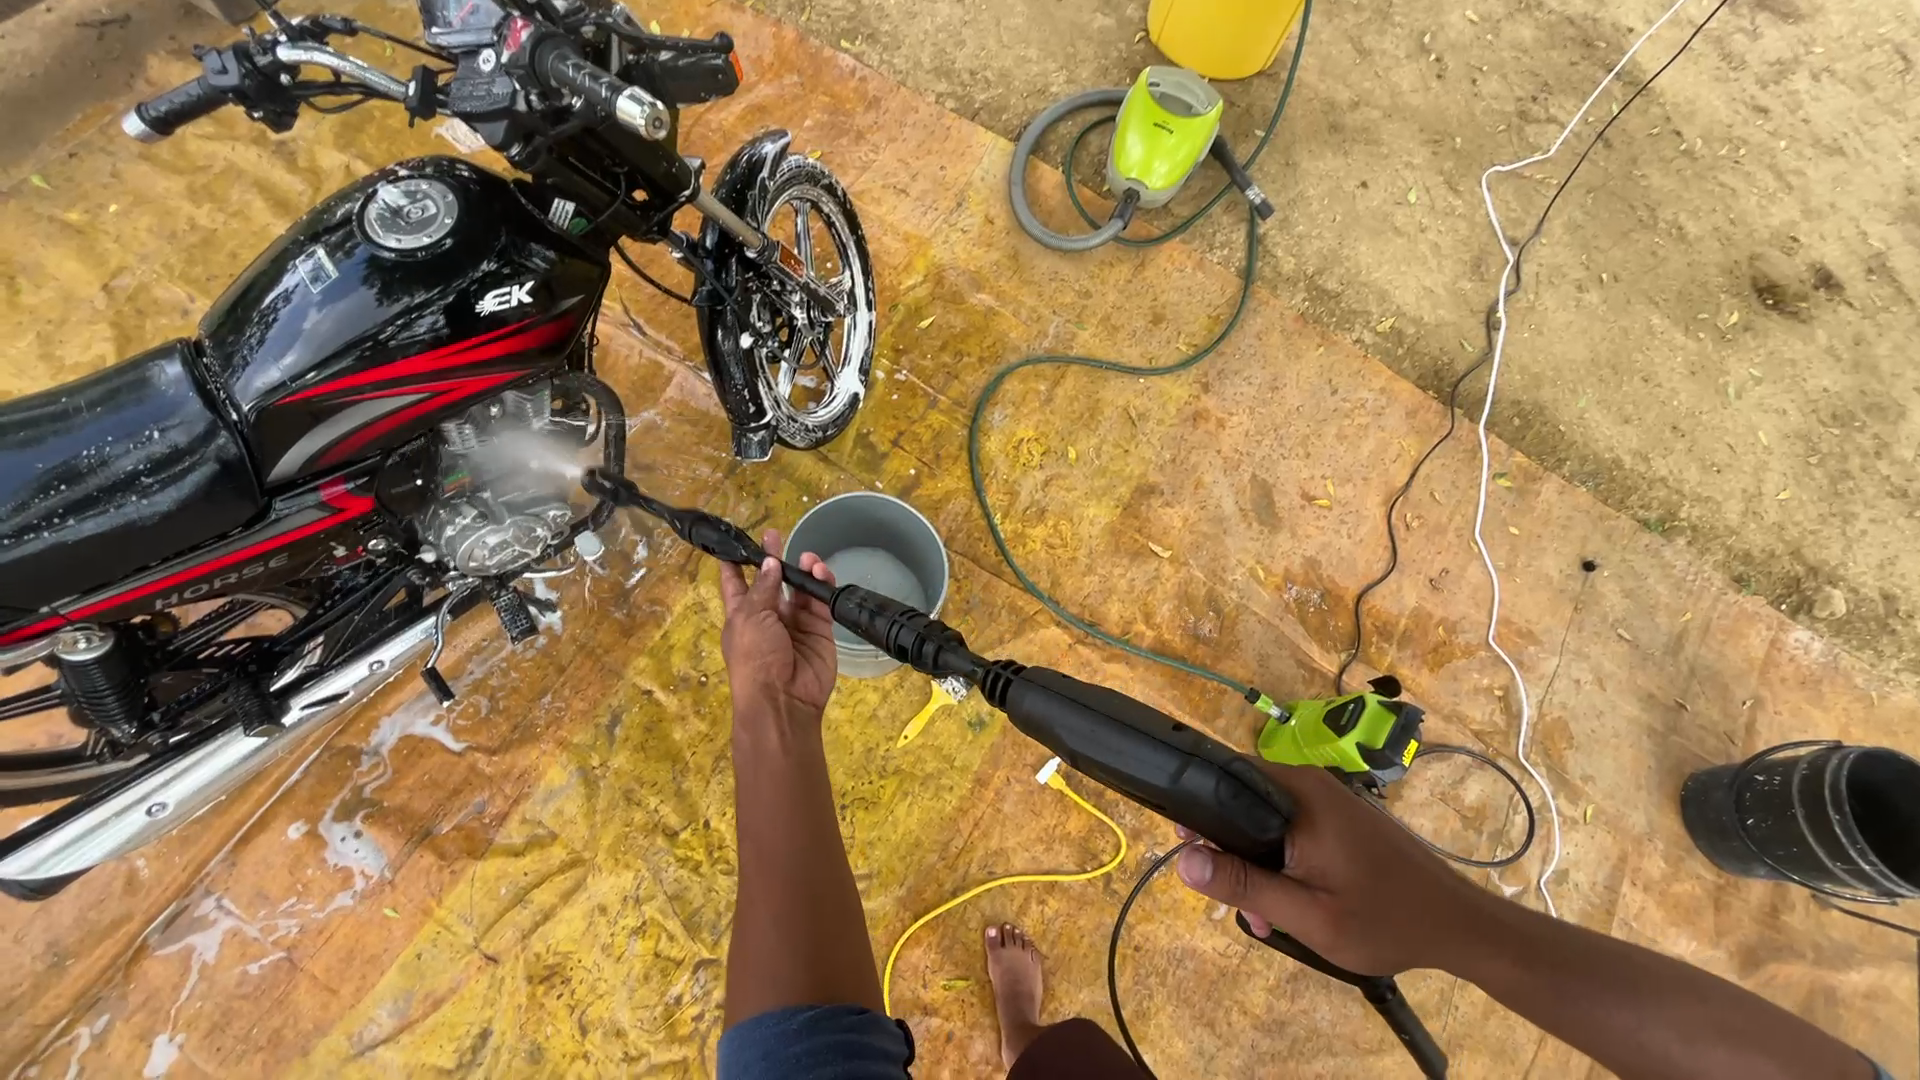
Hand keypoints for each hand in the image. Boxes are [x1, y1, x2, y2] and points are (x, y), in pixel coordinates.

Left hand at [718, 530, 838, 726]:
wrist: (783, 699)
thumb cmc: (755, 658)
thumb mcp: (750, 618)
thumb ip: (764, 588)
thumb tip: (771, 563)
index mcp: (741, 616)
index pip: (735, 584)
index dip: (734, 564)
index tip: (733, 541)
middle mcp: (768, 617)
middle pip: (771, 582)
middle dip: (772, 559)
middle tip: (775, 534)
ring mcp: (795, 623)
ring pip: (799, 589)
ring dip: (801, 570)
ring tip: (808, 556)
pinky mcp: (819, 629)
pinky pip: (821, 602)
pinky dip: (822, 585)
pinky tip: (821, 571)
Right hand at [1173, 760, 1494, 975]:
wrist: (1461, 927)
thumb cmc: (1386, 918)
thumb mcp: (1307, 913)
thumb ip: (1243, 884)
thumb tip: (1183, 861)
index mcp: (1298, 791)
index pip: (1223, 777)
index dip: (1198, 814)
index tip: (1190, 853)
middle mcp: (1307, 782)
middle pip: (1240, 801)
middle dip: (1231, 852)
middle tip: (1236, 902)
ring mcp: (1325, 798)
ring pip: (1263, 820)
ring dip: (1256, 864)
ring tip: (1266, 917)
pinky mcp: (1336, 817)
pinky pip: (1287, 828)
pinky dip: (1279, 861)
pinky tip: (1289, 904)